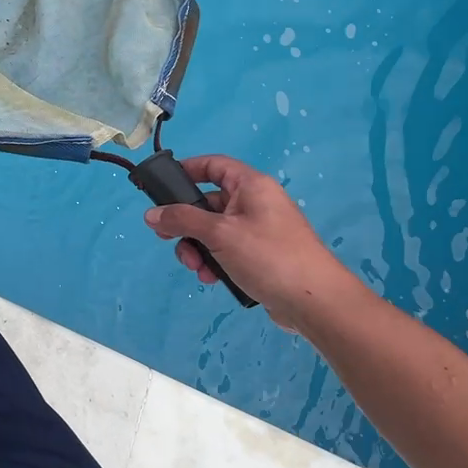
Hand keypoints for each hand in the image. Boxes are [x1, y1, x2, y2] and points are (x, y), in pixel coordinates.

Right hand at [142, 154, 359, 331]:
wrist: (315, 302)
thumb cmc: (268, 256)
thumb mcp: (219, 233)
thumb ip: (181, 220)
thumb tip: (151, 214)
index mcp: (251, 186)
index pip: (214, 165)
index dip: (187, 170)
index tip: (161, 187)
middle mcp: (255, 203)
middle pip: (207, 203)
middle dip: (185, 224)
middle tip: (167, 238)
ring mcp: (258, 231)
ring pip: (212, 231)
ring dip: (197, 248)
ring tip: (196, 268)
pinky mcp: (260, 255)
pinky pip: (225, 250)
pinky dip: (213, 261)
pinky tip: (211, 278)